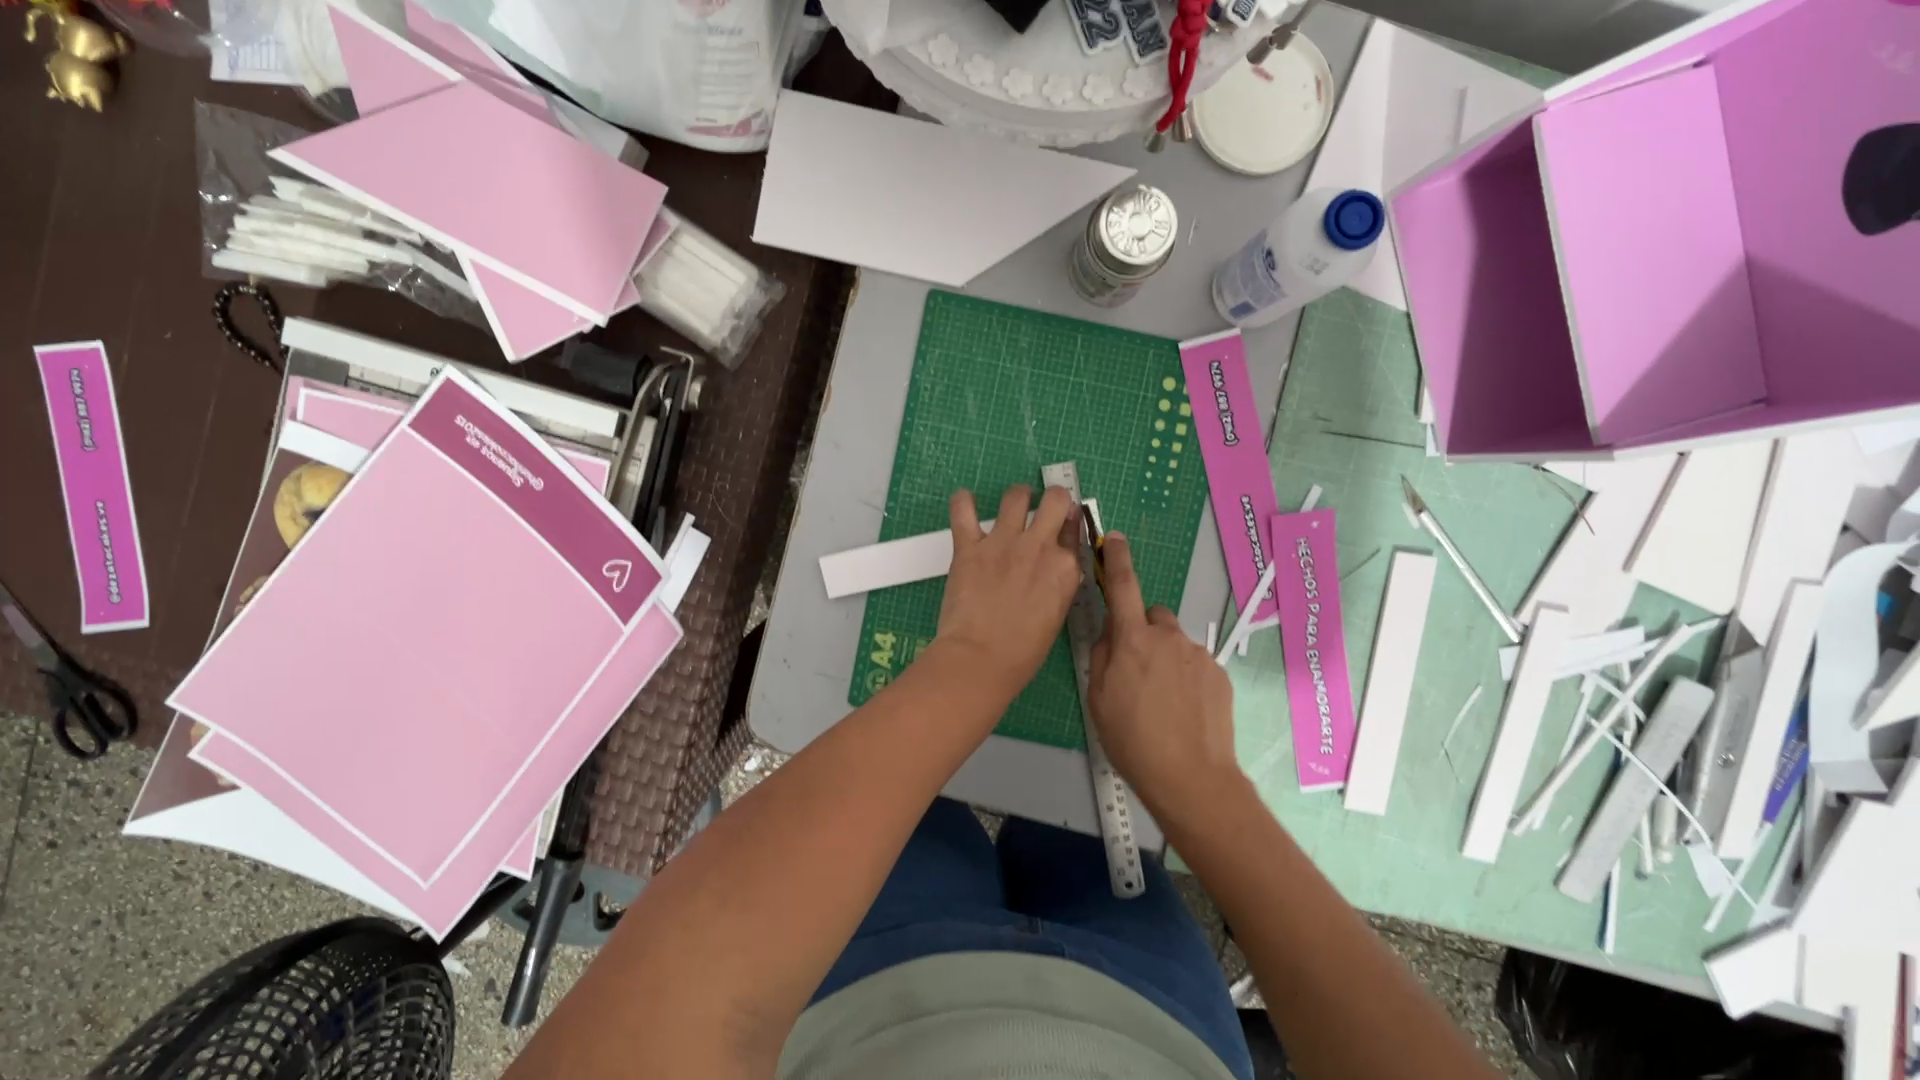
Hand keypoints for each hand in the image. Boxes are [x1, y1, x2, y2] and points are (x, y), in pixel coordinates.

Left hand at [935, 485, 1082, 698]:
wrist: (981, 658)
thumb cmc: (1022, 652)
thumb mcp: (1056, 616)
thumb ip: (1058, 585)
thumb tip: (1052, 570)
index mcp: (1066, 568)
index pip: (1075, 529)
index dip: (1070, 524)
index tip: (1063, 525)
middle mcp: (1040, 547)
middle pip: (1055, 500)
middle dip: (1053, 499)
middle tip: (1042, 507)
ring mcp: (1004, 543)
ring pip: (1016, 496)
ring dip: (1017, 496)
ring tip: (1013, 504)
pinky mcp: (970, 546)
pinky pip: (963, 509)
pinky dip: (963, 501)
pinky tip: (965, 501)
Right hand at [1088, 534, 1243, 816]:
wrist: (1191, 777)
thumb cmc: (1133, 741)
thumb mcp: (1097, 699)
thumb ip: (1101, 656)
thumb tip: (1109, 634)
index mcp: (1133, 641)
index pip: (1122, 586)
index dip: (1117, 558)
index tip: (1115, 538)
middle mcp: (1168, 638)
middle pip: (1151, 618)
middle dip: (1141, 633)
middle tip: (1133, 672)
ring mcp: (1197, 655)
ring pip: (1173, 644)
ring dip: (1163, 659)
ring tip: (1160, 702)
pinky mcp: (1218, 674)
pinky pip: (1193, 664)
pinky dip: (1184, 679)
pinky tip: (1181, 711)